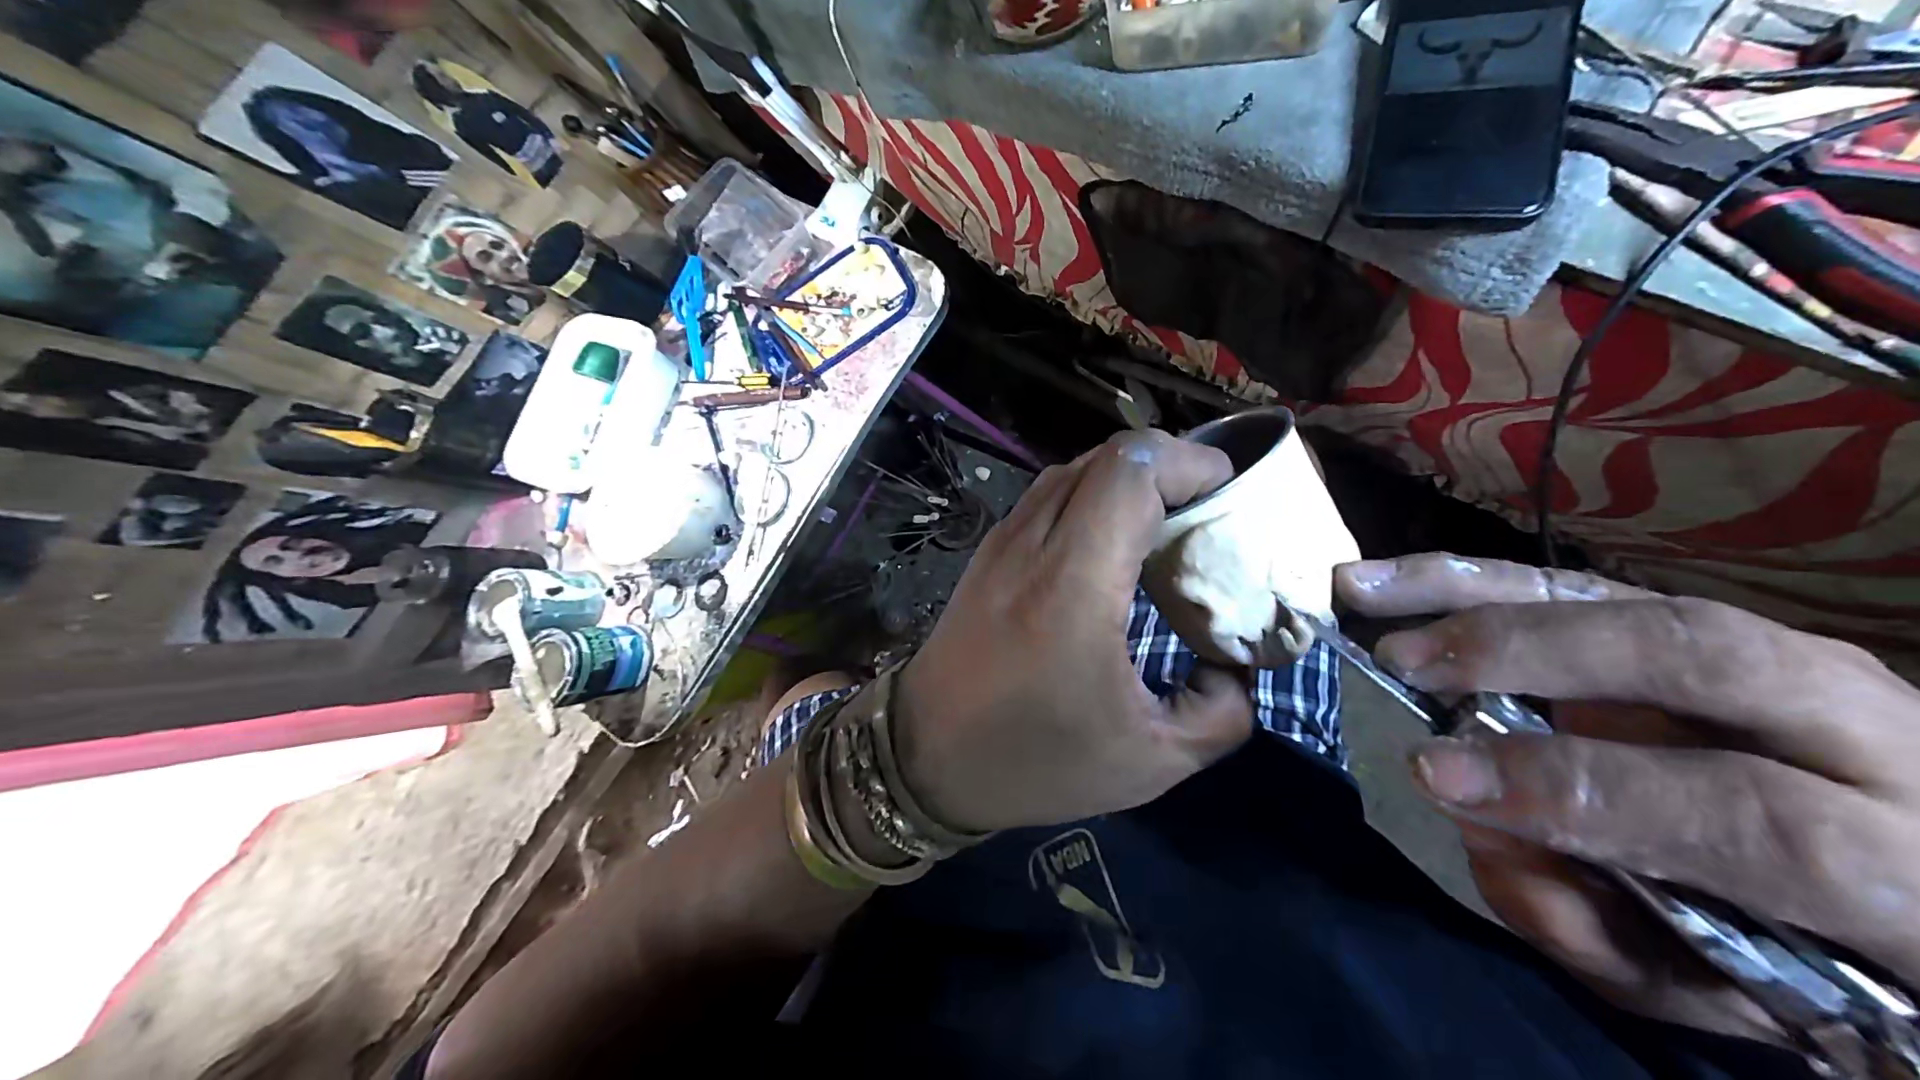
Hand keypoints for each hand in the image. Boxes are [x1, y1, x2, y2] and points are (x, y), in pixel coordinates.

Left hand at [894, 430, 1254, 833]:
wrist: (923, 757)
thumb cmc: (1033, 761)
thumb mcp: (1149, 761)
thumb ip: (1220, 713)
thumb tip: (1234, 667)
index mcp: (1072, 585)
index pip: (1130, 470)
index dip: (1190, 463)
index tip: (1231, 491)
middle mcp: (1031, 545)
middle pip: (1106, 458)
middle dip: (1169, 466)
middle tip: (1208, 509)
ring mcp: (1002, 542)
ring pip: (1073, 471)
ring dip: (1128, 480)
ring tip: (1167, 523)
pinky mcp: (988, 553)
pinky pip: (1048, 497)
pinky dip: (1092, 498)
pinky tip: (1113, 543)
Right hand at [1334, 553, 1919, 1040]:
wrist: (1905, 875)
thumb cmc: (1813, 966)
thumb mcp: (1713, 992)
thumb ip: (1604, 932)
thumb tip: (1481, 833)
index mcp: (1905, 868)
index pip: (1752, 819)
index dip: (1579, 791)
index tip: (1437, 775)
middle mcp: (1871, 734)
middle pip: (1705, 656)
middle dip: (1527, 650)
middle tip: (1401, 663)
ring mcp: (1798, 663)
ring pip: (1638, 598)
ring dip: (1481, 592)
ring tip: (1367, 591)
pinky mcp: (1723, 630)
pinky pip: (1596, 591)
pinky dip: (1484, 580)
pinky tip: (1397, 577)